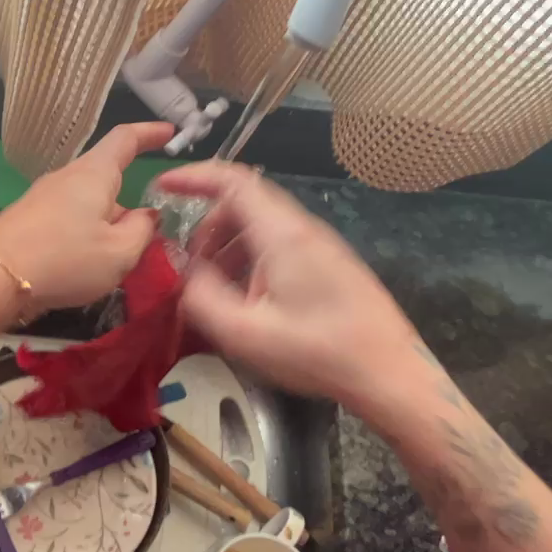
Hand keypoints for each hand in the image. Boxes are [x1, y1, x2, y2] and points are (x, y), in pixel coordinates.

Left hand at [0, 122, 174, 310]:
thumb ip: (142, 231)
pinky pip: (63, 219)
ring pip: (84, 203)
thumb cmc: (65, 261)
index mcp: (93, 174)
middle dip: (125, 206)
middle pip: (105, 180)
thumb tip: (146, 216)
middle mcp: (64, 177)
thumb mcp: (119, 253)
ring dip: (101, 226)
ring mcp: (40, 197)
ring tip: (106, 263)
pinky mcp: (23, 219)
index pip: (125, 139)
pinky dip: (79, 236)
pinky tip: (77, 265)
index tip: (170, 133)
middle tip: (137, 242)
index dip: (149, 133)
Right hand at [152, 161, 421, 414]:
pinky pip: (273, 246)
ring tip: (210, 289)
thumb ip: (201, 297)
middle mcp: (301, 230)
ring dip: (223, 247)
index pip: (233, 181)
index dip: (193, 177)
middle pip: (241, 204)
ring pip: (256, 226)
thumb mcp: (245, 333)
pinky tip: (241, 300)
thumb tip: (183, 272)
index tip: (161, 187)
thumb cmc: (318, 353)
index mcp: (281, 235)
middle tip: (186, 265)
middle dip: (204, 227)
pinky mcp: (325, 264)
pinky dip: (244, 260)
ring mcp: (317, 246)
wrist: (389, 374)